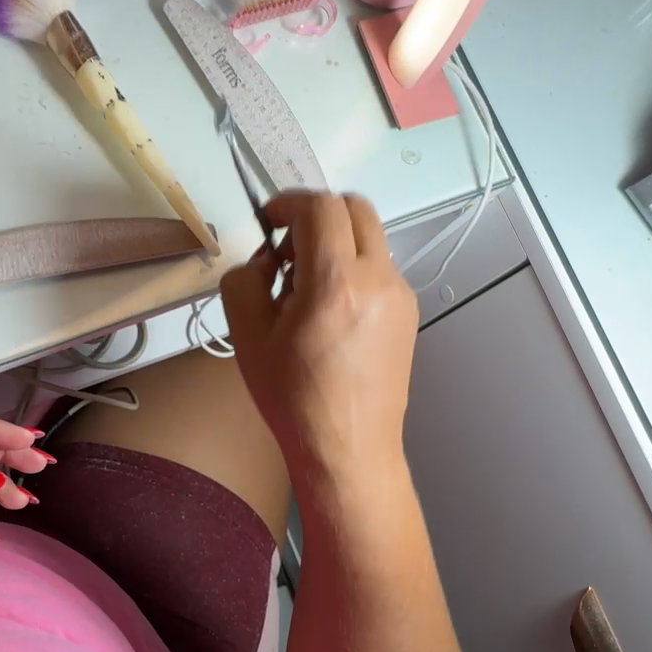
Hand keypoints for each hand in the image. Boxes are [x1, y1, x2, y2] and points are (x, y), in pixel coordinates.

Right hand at [218, 192, 416, 476]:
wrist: (346, 447)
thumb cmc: (293, 398)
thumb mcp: (247, 338)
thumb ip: (244, 282)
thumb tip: (263, 262)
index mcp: (335, 283)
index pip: (319, 208)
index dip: (287, 203)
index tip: (267, 221)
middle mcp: (378, 279)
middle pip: (353, 208)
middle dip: (314, 215)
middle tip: (284, 250)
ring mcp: (399, 294)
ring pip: (368, 238)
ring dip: (332, 243)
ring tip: (301, 290)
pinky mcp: (407, 313)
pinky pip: (377, 268)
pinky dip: (349, 268)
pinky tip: (326, 313)